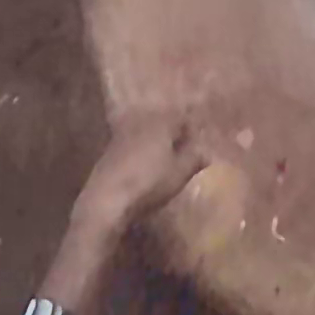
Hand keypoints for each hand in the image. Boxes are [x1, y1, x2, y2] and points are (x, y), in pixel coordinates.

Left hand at [70, 117, 207, 234]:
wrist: (107, 196)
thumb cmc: (149, 182)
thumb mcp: (179, 173)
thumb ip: (194, 159)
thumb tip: (207, 150)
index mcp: (162, 121)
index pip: (182, 117)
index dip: (192, 130)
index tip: (199, 144)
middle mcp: (142, 119)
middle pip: (164, 122)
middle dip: (174, 134)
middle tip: (184, 152)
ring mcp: (124, 131)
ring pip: (147, 131)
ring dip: (157, 142)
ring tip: (165, 161)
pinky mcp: (111, 146)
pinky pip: (134, 142)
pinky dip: (142, 150)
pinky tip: (144, 166)